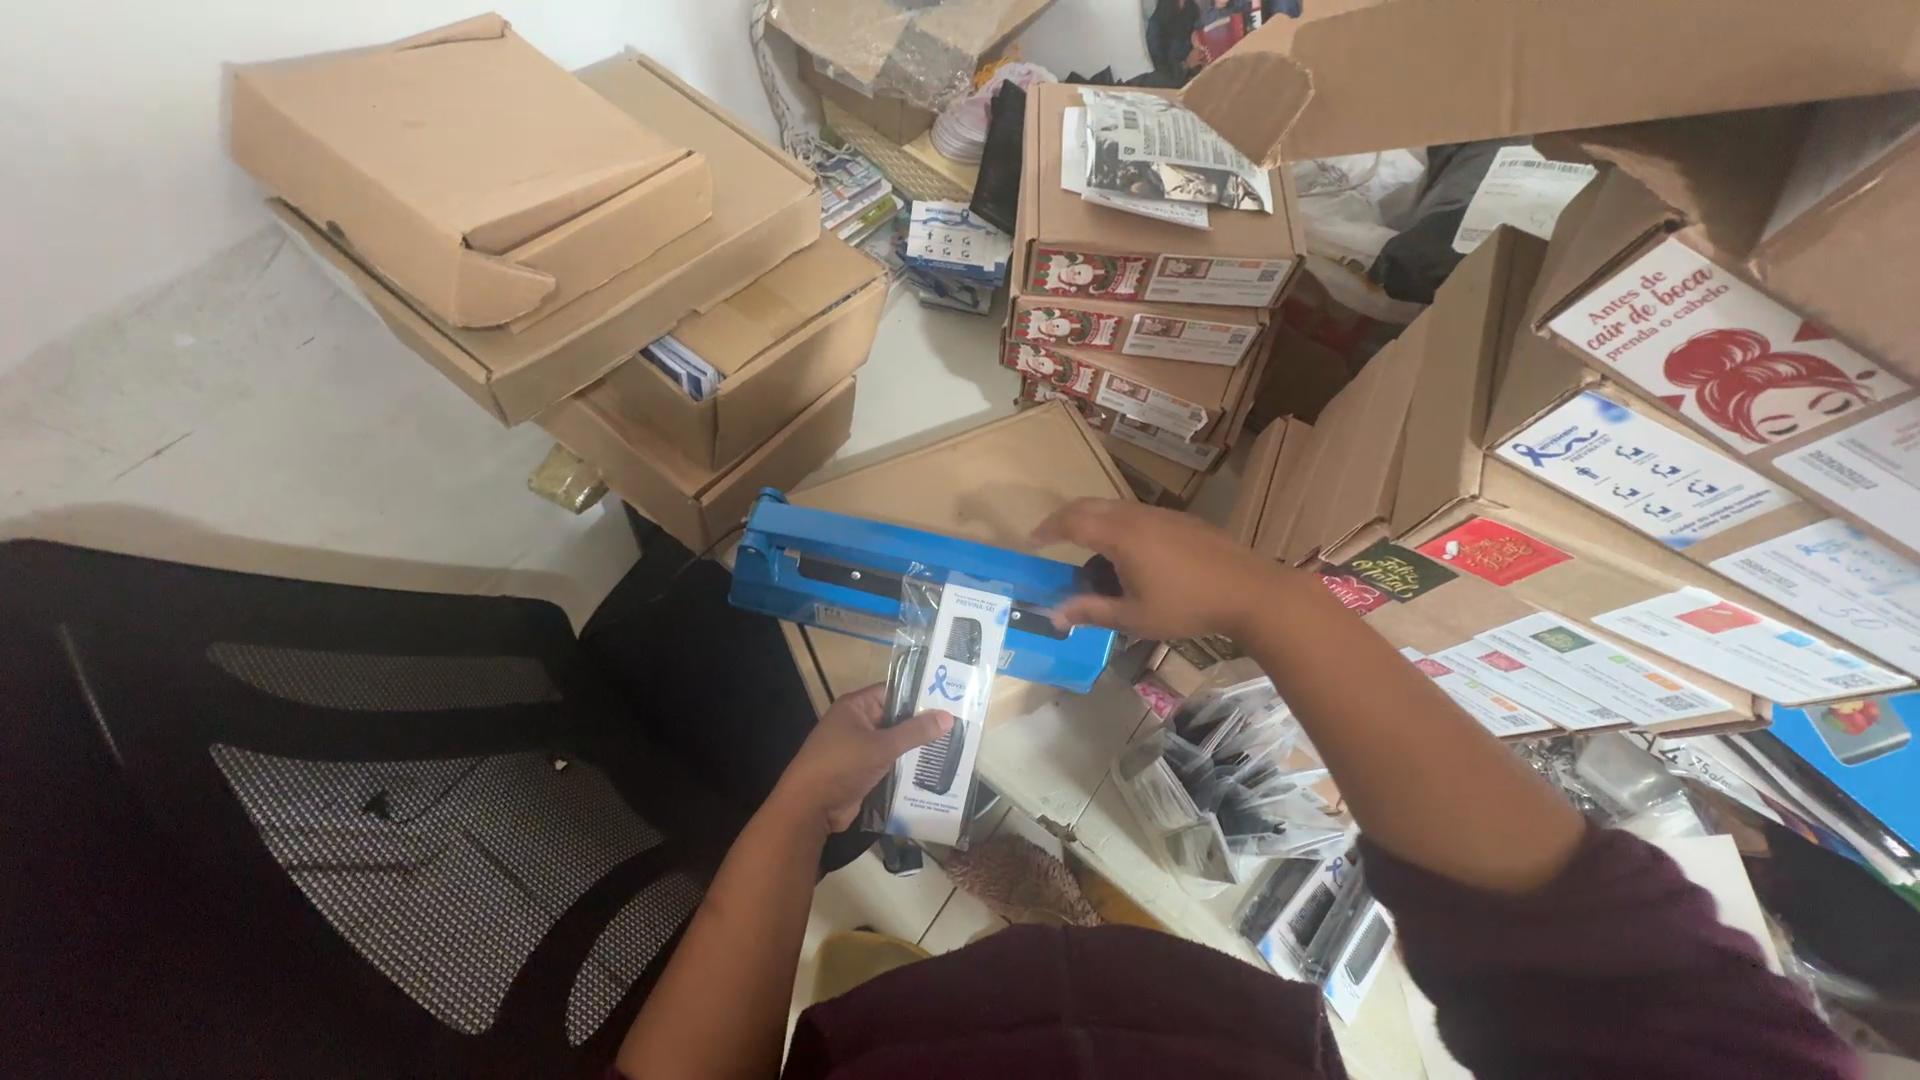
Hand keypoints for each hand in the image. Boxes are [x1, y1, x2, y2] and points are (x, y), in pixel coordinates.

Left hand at [773, 684, 953, 833]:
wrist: (810, 808)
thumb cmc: (841, 766)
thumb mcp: (881, 746)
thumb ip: (914, 732)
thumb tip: (948, 716)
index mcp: (856, 707)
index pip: (893, 692)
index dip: (919, 695)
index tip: (949, 700)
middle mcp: (857, 723)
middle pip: (895, 718)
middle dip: (922, 724)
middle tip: (958, 725)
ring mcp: (859, 748)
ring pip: (894, 743)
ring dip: (916, 748)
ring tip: (952, 747)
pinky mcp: (863, 771)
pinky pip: (890, 764)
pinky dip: (906, 767)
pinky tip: (932, 770)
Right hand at [1032, 498, 1291, 640]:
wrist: (1249, 590)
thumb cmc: (1187, 607)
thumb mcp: (1134, 617)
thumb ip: (1091, 612)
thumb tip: (1054, 614)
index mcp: (1120, 536)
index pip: (1071, 521)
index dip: (1047, 530)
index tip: (1032, 542)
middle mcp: (1136, 515)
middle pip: (1089, 505)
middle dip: (1064, 518)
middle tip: (1050, 537)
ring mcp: (1160, 514)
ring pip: (1114, 507)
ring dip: (1092, 520)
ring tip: (1086, 548)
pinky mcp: (1180, 520)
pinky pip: (1135, 513)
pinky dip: (1116, 524)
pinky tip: (1127, 553)